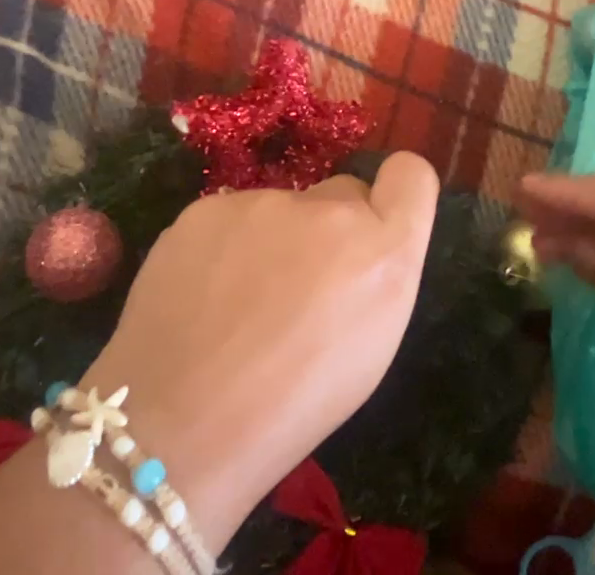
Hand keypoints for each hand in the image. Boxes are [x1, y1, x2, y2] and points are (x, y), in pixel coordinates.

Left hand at [79, 153, 439, 535]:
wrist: (182, 421)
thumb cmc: (294, 405)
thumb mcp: (369, 348)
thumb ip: (375, 273)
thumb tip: (357, 245)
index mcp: (382, 251)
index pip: (411, 174)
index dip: (396, 196)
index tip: (377, 225)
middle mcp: (327, 211)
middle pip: (342, 193)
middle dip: (331, 229)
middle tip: (300, 287)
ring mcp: (260, 202)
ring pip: (281, 208)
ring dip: (273, 239)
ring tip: (239, 304)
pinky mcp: (204, 208)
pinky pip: (230, 217)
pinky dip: (225, 245)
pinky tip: (203, 294)